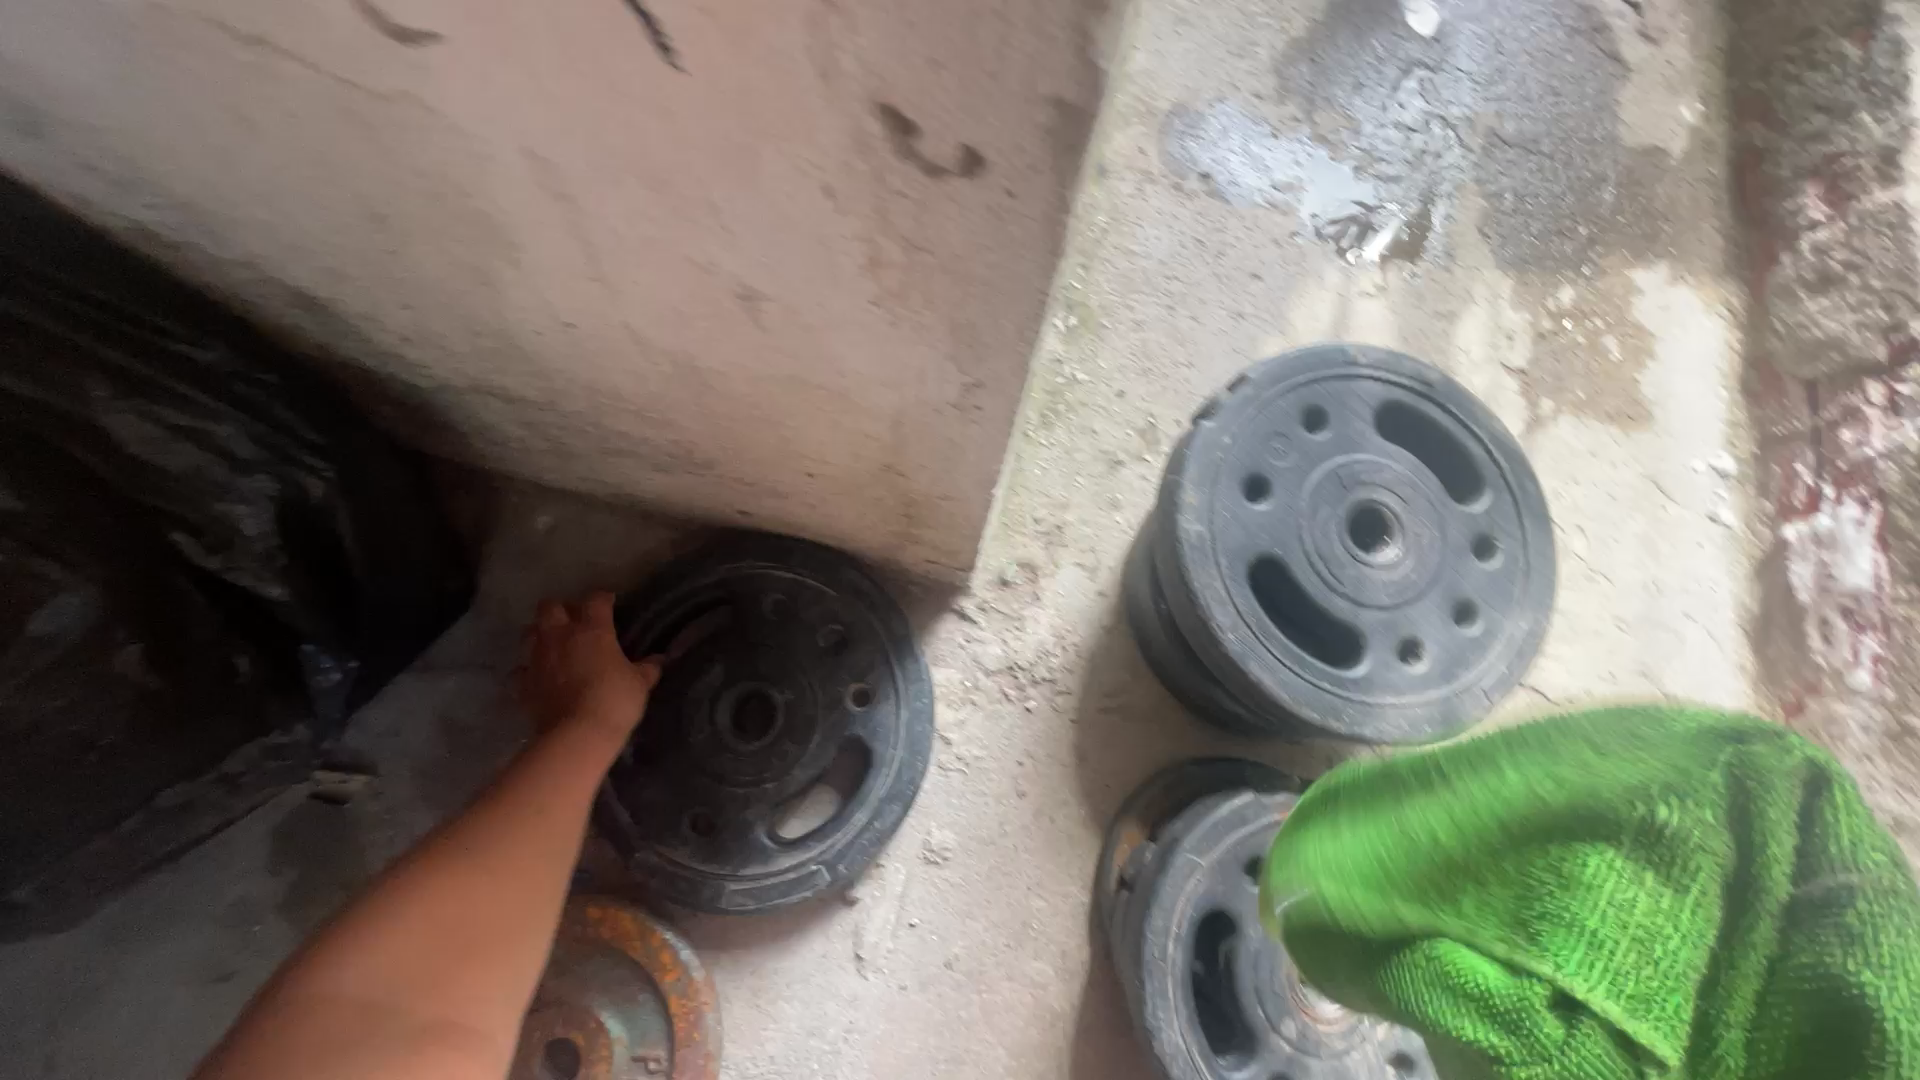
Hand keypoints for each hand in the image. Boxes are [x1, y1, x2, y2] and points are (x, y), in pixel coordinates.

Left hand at [516, 592, 661, 739]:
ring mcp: (536, 659)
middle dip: (561, 609)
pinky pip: (520, 670)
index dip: (603, 598)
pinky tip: (538, 677)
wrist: (577, 734)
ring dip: (539, 635)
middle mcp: (559, 637)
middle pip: (549, 606)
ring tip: (553, 645)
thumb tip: (658, 660)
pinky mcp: (522, 684)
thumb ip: (647, 668)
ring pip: (528, 633)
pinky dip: (528, 671)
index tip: (611, 603)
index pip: (595, 600)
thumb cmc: (614, 700)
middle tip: (575, 621)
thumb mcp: (640, 683)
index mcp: (592, 630)